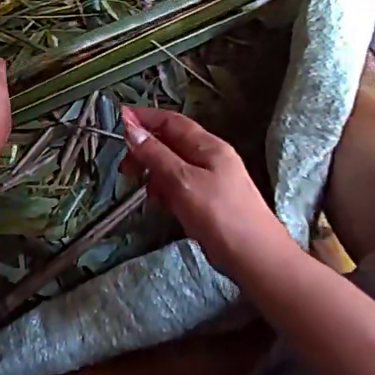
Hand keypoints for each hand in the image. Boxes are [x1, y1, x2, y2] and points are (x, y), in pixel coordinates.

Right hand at [120, 106, 301, 278]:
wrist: (254, 256)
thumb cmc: (220, 215)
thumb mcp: (183, 181)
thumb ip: (157, 155)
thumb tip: (132, 129)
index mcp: (208, 145)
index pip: (172, 122)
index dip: (145, 118)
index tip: (119, 119)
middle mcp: (211, 158)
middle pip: (172, 143)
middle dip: (147, 151)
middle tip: (126, 169)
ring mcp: (211, 180)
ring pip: (174, 167)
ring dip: (156, 174)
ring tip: (148, 192)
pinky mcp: (208, 202)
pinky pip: (180, 187)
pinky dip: (167, 191)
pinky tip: (163, 205)